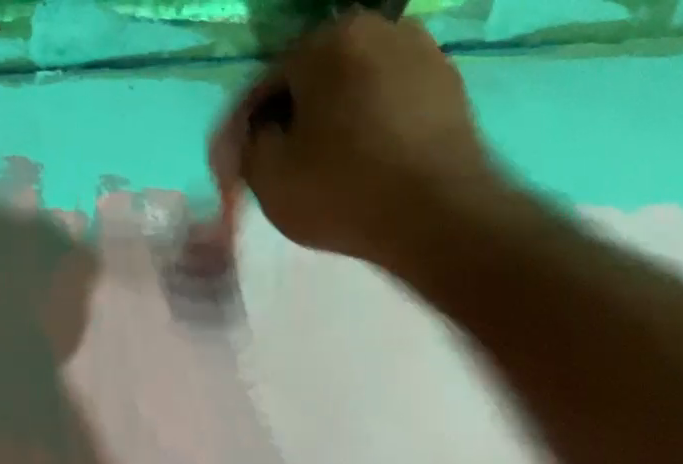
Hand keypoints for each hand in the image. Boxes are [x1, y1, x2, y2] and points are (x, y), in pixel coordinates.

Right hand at [237, 10, 502, 267]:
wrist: (438, 215)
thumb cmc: (340, 190)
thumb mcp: (265, 175)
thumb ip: (247, 144)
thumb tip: (256, 134)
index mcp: (327, 41)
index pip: (263, 87)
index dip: (242, 133)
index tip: (232, 170)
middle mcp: (380, 30)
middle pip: (312, 84)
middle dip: (289, 123)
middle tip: (273, 171)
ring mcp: (423, 55)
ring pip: (351, 94)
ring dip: (329, 127)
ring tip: (315, 174)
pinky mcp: (449, 90)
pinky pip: (388, 107)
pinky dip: (366, 132)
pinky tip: (357, 169)